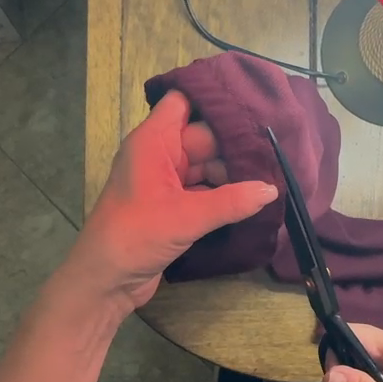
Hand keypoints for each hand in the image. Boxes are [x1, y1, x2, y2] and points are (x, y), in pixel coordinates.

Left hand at [68, 90, 277, 309]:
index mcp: (153, 142)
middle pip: (203, 136)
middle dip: (236, 144)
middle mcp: (158, 156)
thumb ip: (231, 201)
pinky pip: (203, 191)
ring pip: (206, 166)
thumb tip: (272, 189)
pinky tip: (254, 200)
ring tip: (274, 175)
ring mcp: (165, 183)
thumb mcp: (186, 217)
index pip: (183, 102)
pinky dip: (224, 195)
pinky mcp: (171, 208)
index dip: (214, 100)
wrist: (104, 281)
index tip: (253, 104)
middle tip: (277, 148)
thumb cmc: (135, 236)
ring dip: (233, 174)